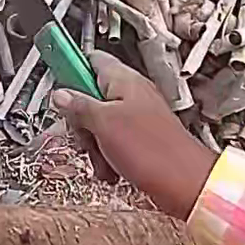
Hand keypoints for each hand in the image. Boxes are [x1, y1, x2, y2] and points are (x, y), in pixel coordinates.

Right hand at [51, 50, 218, 218]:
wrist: (186, 186)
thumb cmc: (154, 150)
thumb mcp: (104, 124)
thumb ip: (78, 105)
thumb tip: (60, 95)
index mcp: (123, 80)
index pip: (88, 59)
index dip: (70, 69)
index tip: (57, 82)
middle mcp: (129, 95)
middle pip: (87, 95)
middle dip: (79, 118)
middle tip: (83, 131)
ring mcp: (133, 118)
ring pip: (96, 122)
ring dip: (91, 142)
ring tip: (100, 156)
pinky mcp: (137, 140)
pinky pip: (109, 142)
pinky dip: (105, 156)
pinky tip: (110, 168)